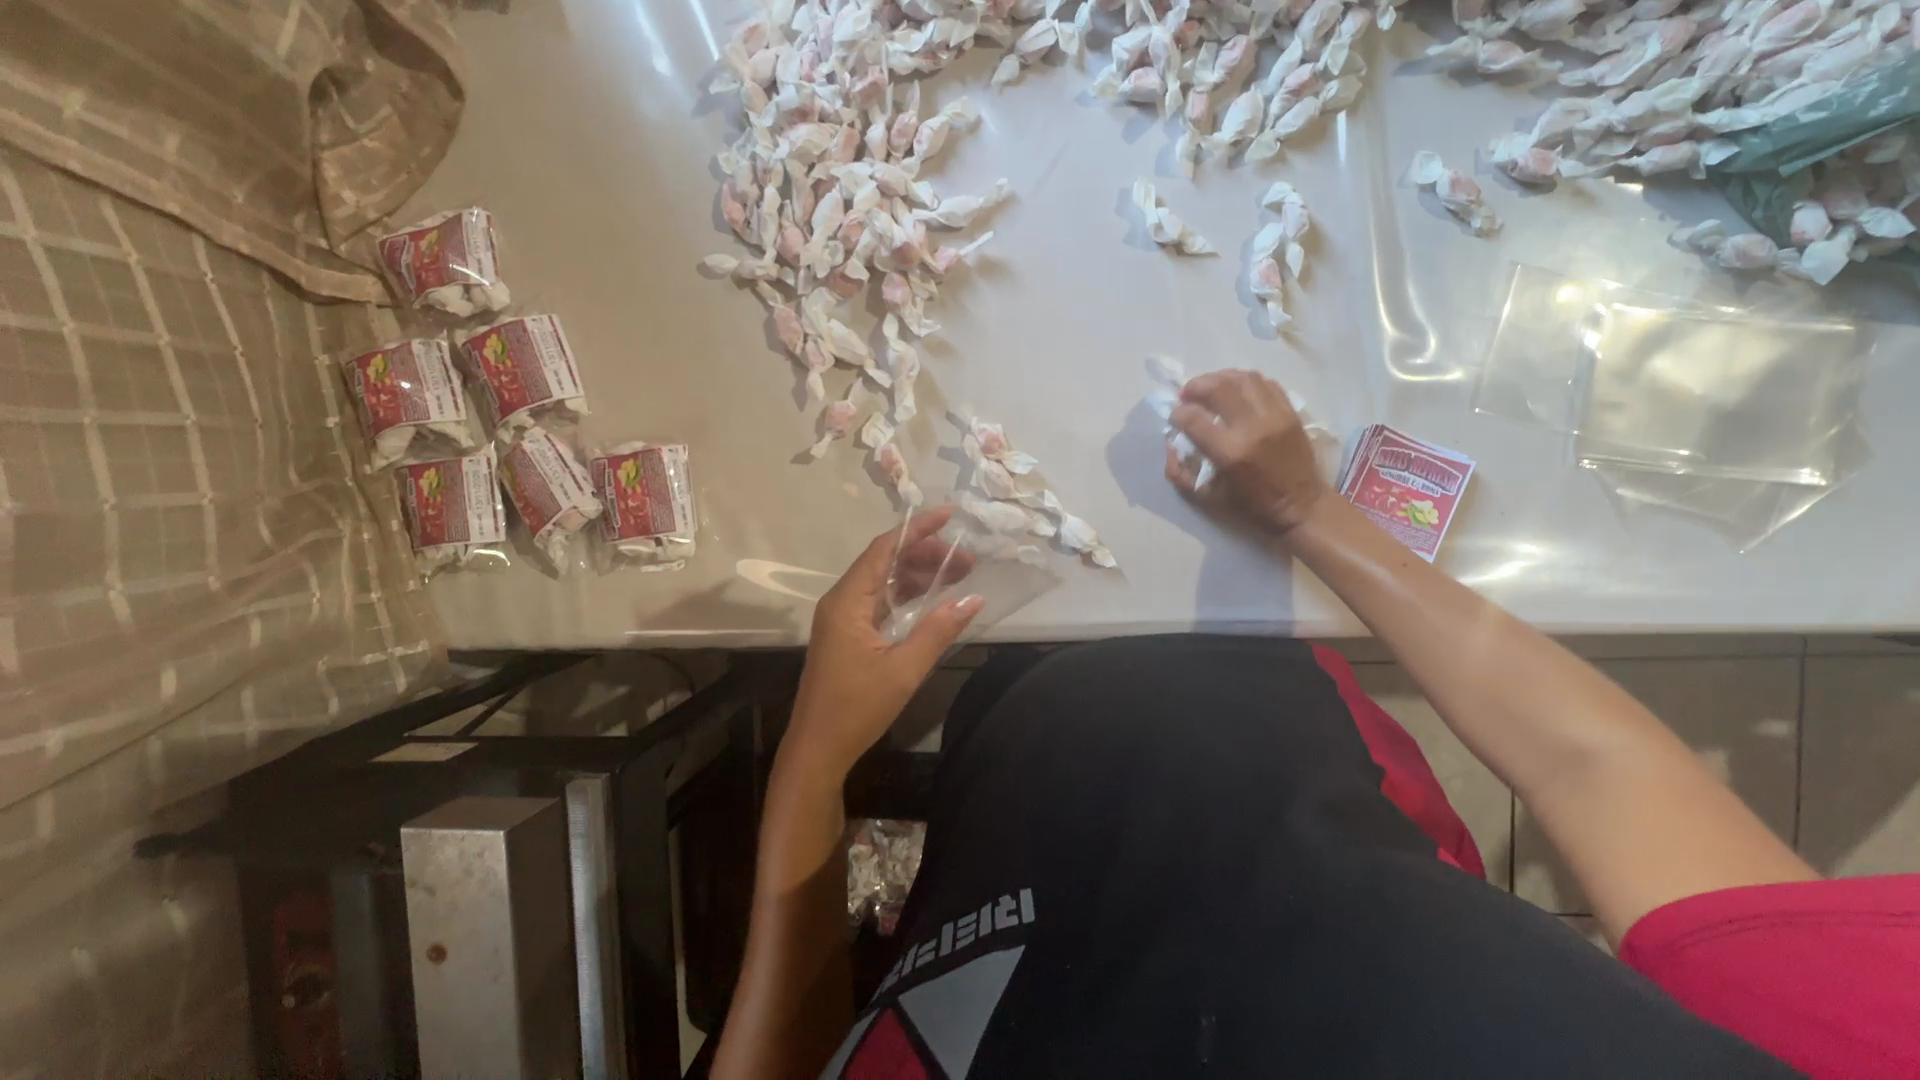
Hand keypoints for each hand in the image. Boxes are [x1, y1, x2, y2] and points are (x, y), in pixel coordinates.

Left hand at [785, 506, 983, 777]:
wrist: (818, 748)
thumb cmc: (857, 709)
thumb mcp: (904, 670)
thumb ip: (938, 631)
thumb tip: (974, 598)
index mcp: (847, 602)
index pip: (884, 549)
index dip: (917, 529)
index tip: (950, 515)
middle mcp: (841, 602)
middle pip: (885, 562)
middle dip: (925, 554)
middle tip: (967, 558)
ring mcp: (843, 619)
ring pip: (883, 582)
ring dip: (918, 575)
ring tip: (959, 574)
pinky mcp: (848, 636)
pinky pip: (879, 602)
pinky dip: (906, 596)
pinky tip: (933, 599)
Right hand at [1166, 369, 1329, 538]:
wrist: (1302, 507)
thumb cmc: (1252, 506)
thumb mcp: (1207, 499)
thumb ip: (1180, 473)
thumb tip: (1170, 444)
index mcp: (1230, 453)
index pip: (1194, 418)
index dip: (1177, 414)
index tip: (1175, 417)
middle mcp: (1252, 427)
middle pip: (1218, 388)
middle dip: (1195, 386)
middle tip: (1187, 394)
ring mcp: (1275, 416)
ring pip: (1243, 378)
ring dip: (1220, 378)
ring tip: (1210, 387)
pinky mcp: (1290, 412)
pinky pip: (1266, 383)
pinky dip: (1246, 382)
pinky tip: (1237, 391)